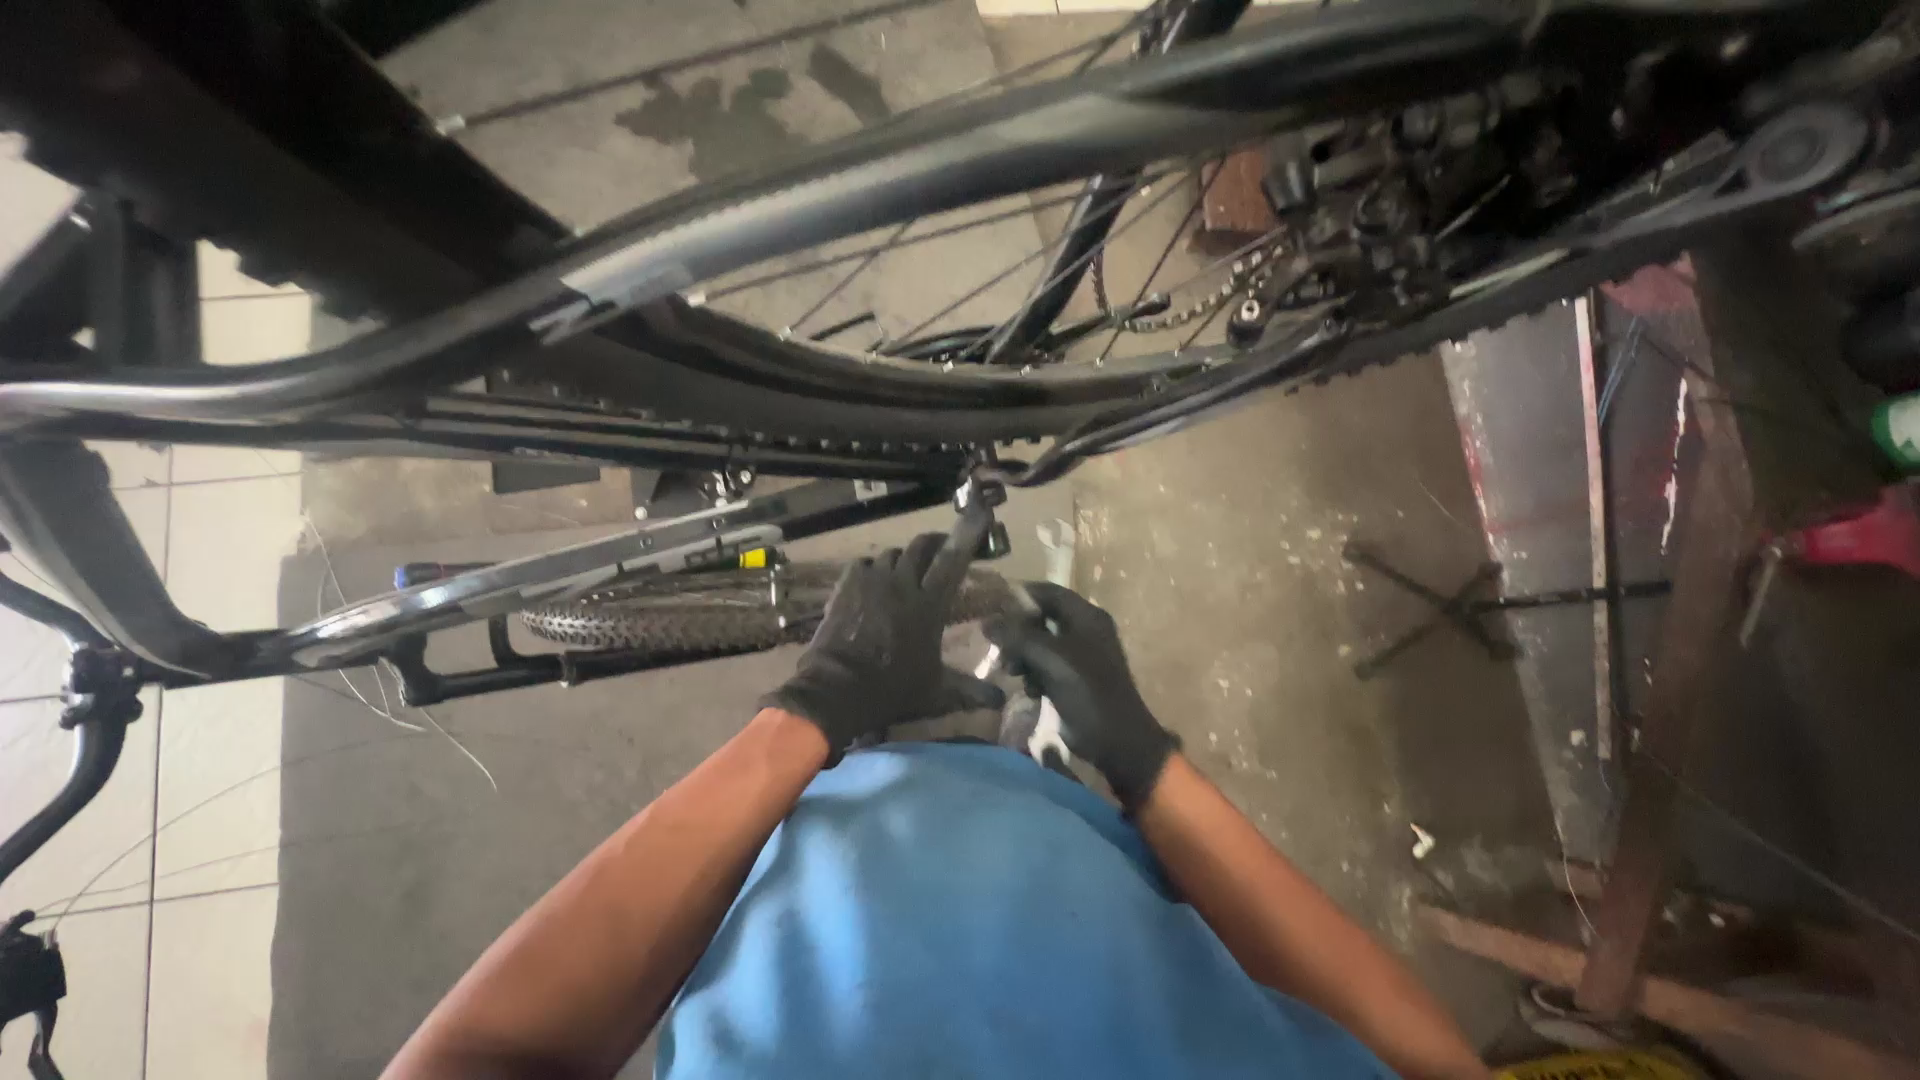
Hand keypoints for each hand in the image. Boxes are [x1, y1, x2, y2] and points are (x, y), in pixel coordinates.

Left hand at [761, 511, 1004, 763]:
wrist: (835, 692)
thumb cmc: (892, 691)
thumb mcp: (937, 693)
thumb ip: (971, 691)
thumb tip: (1003, 700)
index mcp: (929, 605)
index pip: (954, 560)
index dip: (969, 533)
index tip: (982, 510)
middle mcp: (902, 584)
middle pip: (922, 546)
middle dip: (935, 543)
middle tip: (941, 550)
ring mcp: (871, 582)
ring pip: (892, 554)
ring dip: (903, 559)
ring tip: (905, 573)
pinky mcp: (845, 586)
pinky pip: (864, 564)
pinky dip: (873, 568)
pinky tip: (874, 582)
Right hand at [983, 582, 1176, 808]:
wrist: (1117, 740)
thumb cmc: (1087, 692)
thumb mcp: (1050, 659)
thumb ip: (1018, 636)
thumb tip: (986, 622)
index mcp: (1087, 617)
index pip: (1049, 592)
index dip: (1020, 595)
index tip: (991, 605)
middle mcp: (1086, 630)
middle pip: (1042, 619)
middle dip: (1018, 632)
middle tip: (998, 646)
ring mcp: (1082, 656)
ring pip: (1041, 644)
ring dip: (1023, 656)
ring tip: (1011, 672)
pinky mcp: (1075, 679)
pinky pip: (1047, 666)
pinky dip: (1034, 674)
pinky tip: (1029, 690)